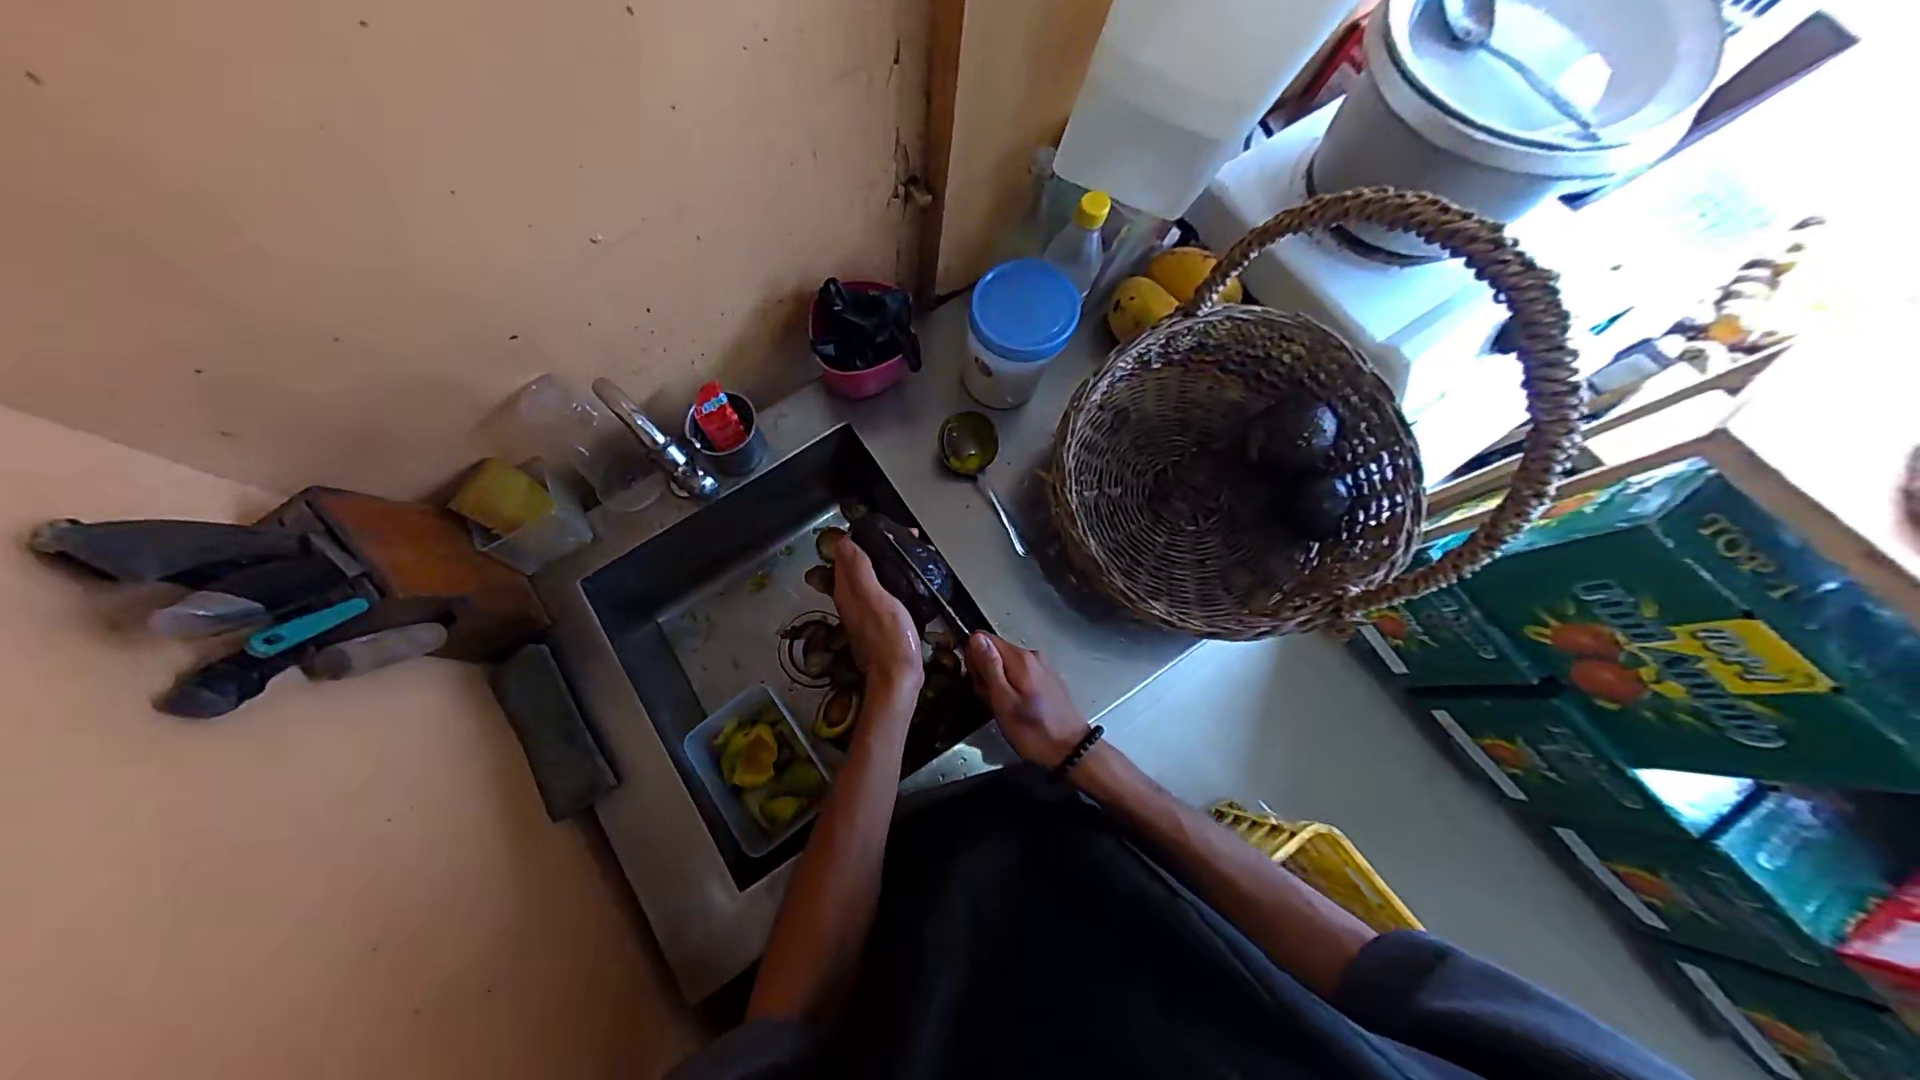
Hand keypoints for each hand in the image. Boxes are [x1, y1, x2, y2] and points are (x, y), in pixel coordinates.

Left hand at [830, 535, 922, 698]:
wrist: (898, 679)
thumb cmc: (891, 639)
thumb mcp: (877, 599)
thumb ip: (860, 571)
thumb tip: (845, 541)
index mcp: (846, 591)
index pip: (846, 552)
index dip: (864, 536)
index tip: (890, 531)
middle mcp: (850, 599)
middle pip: (857, 563)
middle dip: (876, 547)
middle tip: (906, 540)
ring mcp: (863, 612)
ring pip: (869, 577)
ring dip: (885, 563)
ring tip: (910, 555)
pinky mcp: (877, 622)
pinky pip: (879, 591)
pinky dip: (891, 580)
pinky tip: (906, 582)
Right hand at [966, 633, 1088, 767]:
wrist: (1072, 749)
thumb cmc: (1033, 729)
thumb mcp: (1004, 702)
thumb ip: (990, 668)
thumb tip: (976, 636)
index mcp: (1020, 658)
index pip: (984, 638)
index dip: (974, 658)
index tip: (978, 682)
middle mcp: (1032, 655)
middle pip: (996, 652)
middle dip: (986, 674)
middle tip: (992, 701)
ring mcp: (1042, 666)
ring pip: (1007, 665)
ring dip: (999, 684)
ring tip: (1005, 709)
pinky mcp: (1048, 679)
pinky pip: (1021, 674)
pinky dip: (1013, 688)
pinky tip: (1018, 708)